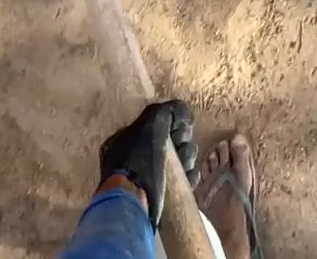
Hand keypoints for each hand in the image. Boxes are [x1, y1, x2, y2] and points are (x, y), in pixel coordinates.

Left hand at [97, 99, 197, 226]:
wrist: (133, 206)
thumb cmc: (139, 160)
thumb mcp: (151, 123)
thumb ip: (168, 111)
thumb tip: (184, 113)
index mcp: (126, 140)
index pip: (158, 123)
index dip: (172, 123)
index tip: (178, 130)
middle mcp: (135, 158)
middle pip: (171, 141)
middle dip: (182, 142)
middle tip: (181, 148)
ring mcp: (147, 179)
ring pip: (179, 159)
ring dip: (188, 159)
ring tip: (185, 166)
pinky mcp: (162, 198)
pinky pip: (183, 180)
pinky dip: (190, 177)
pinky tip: (190, 177)